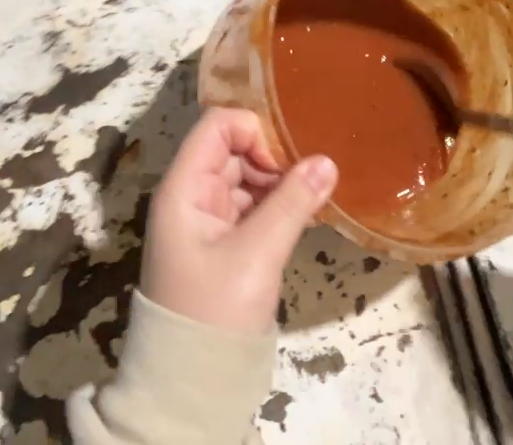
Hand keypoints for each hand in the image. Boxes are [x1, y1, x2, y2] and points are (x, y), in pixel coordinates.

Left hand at [139, 108, 338, 333]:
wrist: (192, 384)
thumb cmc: (215, 310)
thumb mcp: (256, 255)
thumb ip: (292, 203)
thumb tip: (328, 161)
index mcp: (184, 189)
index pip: (217, 127)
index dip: (255, 130)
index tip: (288, 159)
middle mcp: (193, 196)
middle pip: (235, 149)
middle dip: (274, 156)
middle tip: (311, 177)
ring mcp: (209, 220)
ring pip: (248, 177)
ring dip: (281, 181)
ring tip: (315, 195)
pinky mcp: (226, 243)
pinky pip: (255, 205)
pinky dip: (280, 203)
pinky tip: (309, 211)